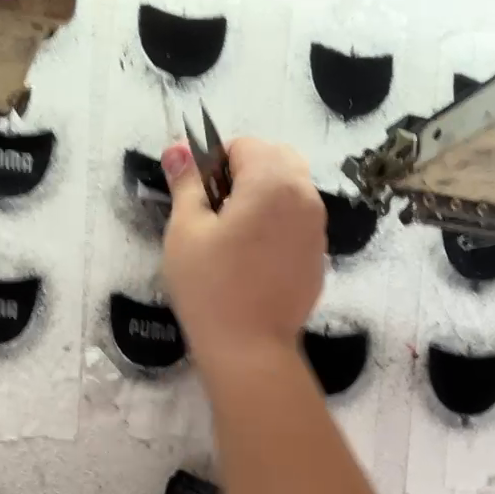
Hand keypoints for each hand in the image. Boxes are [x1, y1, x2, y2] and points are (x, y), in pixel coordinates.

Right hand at [160, 138, 325, 370]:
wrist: (249, 348)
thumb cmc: (209, 287)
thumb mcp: (185, 232)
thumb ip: (186, 184)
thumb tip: (177, 147)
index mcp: (272, 180)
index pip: (244, 145)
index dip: (213, 162)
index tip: (195, 196)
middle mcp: (304, 194)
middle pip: (274, 160)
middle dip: (242, 174)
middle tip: (212, 213)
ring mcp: (317, 227)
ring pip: (289, 191)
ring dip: (260, 198)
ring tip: (230, 238)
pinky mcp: (317, 255)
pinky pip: (296, 223)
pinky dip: (274, 226)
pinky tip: (249, 262)